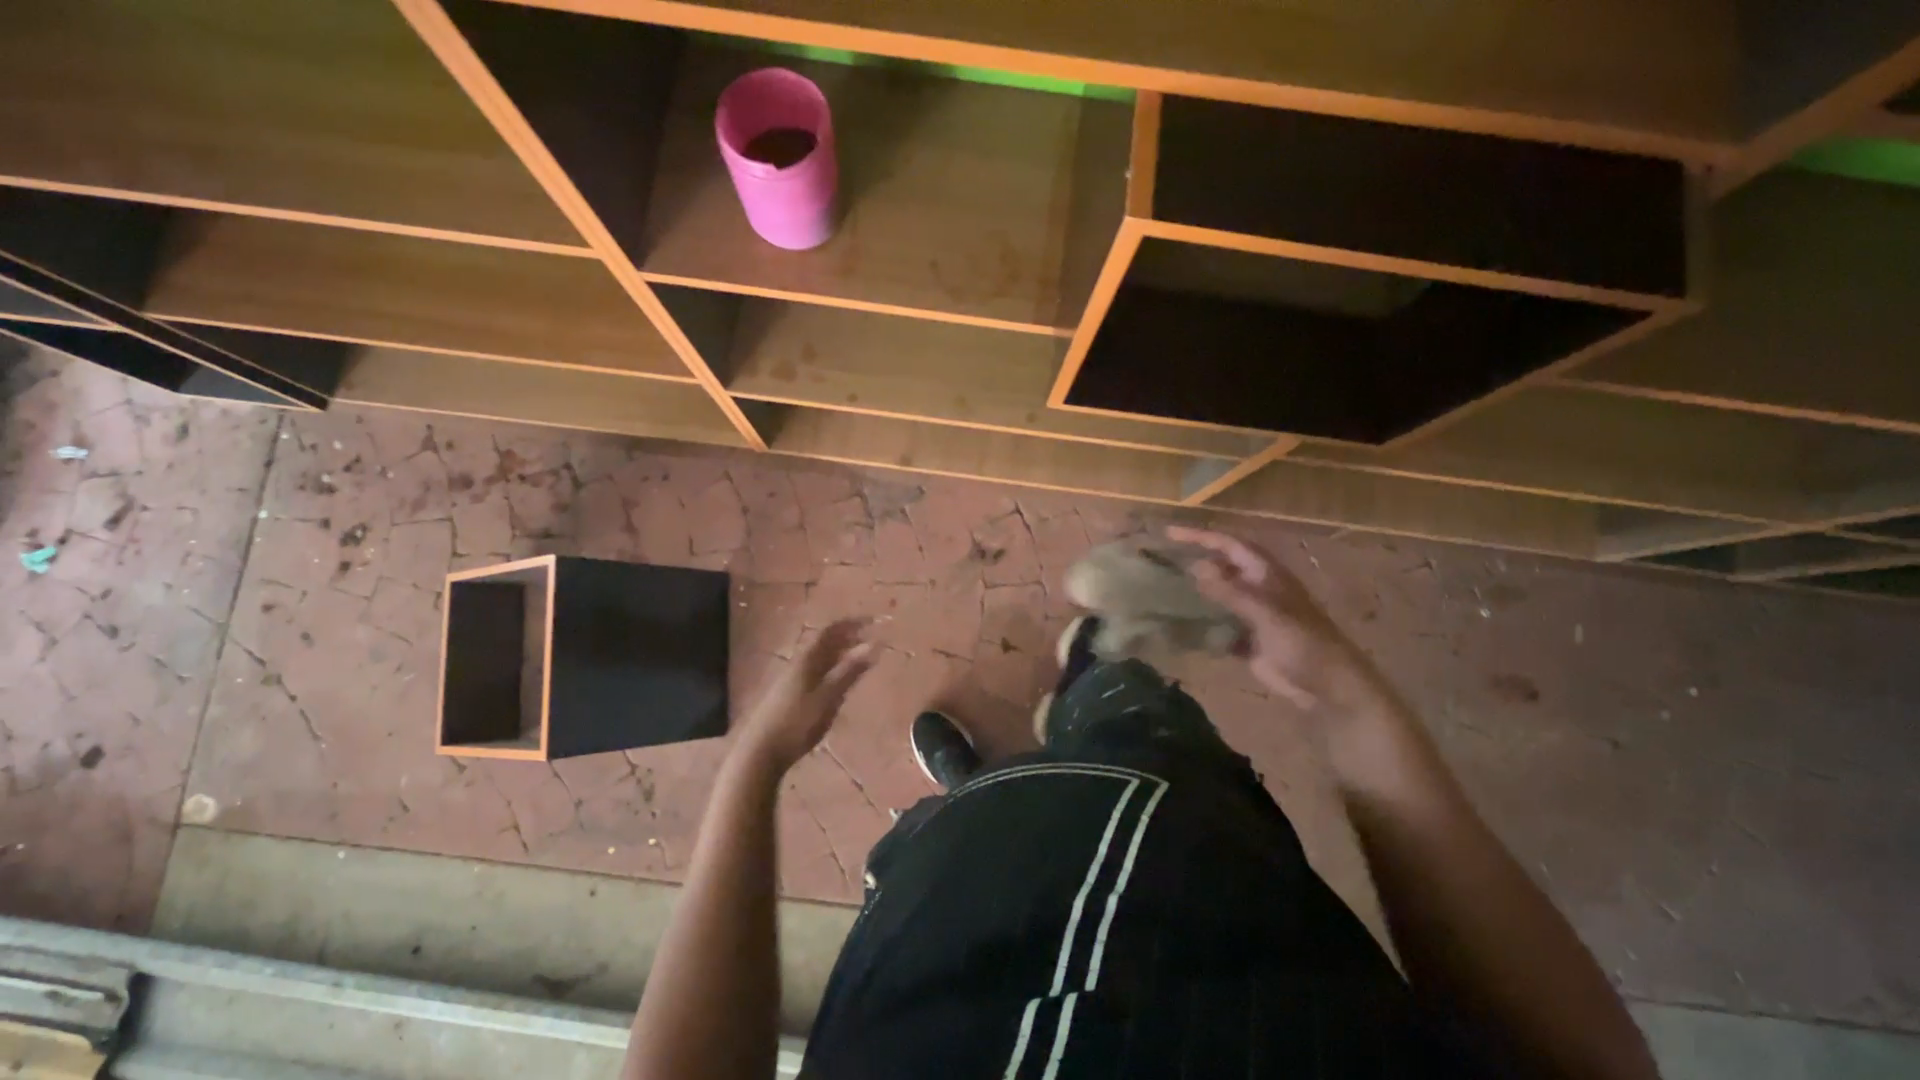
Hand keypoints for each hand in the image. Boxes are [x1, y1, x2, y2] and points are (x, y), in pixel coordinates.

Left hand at [734, 619, 877, 772]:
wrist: (760, 751)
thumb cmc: (797, 723)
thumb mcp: (828, 697)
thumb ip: (850, 671)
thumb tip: (874, 643)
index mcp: (807, 659)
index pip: (831, 631)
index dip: (851, 623)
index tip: (873, 621)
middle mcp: (798, 663)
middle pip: (824, 642)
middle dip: (848, 637)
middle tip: (871, 639)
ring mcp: (792, 679)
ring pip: (820, 658)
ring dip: (840, 653)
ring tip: (860, 658)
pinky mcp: (790, 694)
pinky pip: (816, 671)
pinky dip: (832, 668)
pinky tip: (838, 681)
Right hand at [1168, 526, 1375, 712]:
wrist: (1326, 684)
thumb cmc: (1302, 642)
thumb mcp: (1267, 614)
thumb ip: (1232, 592)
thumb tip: (1196, 567)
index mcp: (1266, 574)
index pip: (1229, 545)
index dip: (1201, 537)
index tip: (1169, 534)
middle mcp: (1258, 589)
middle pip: (1222, 568)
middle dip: (1194, 562)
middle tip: (1159, 561)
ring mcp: (1252, 615)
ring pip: (1218, 597)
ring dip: (1194, 594)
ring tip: (1161, 592)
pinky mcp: (1248, 640)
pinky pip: (1219, 626)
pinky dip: (1201, 625)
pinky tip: (1179, 627)